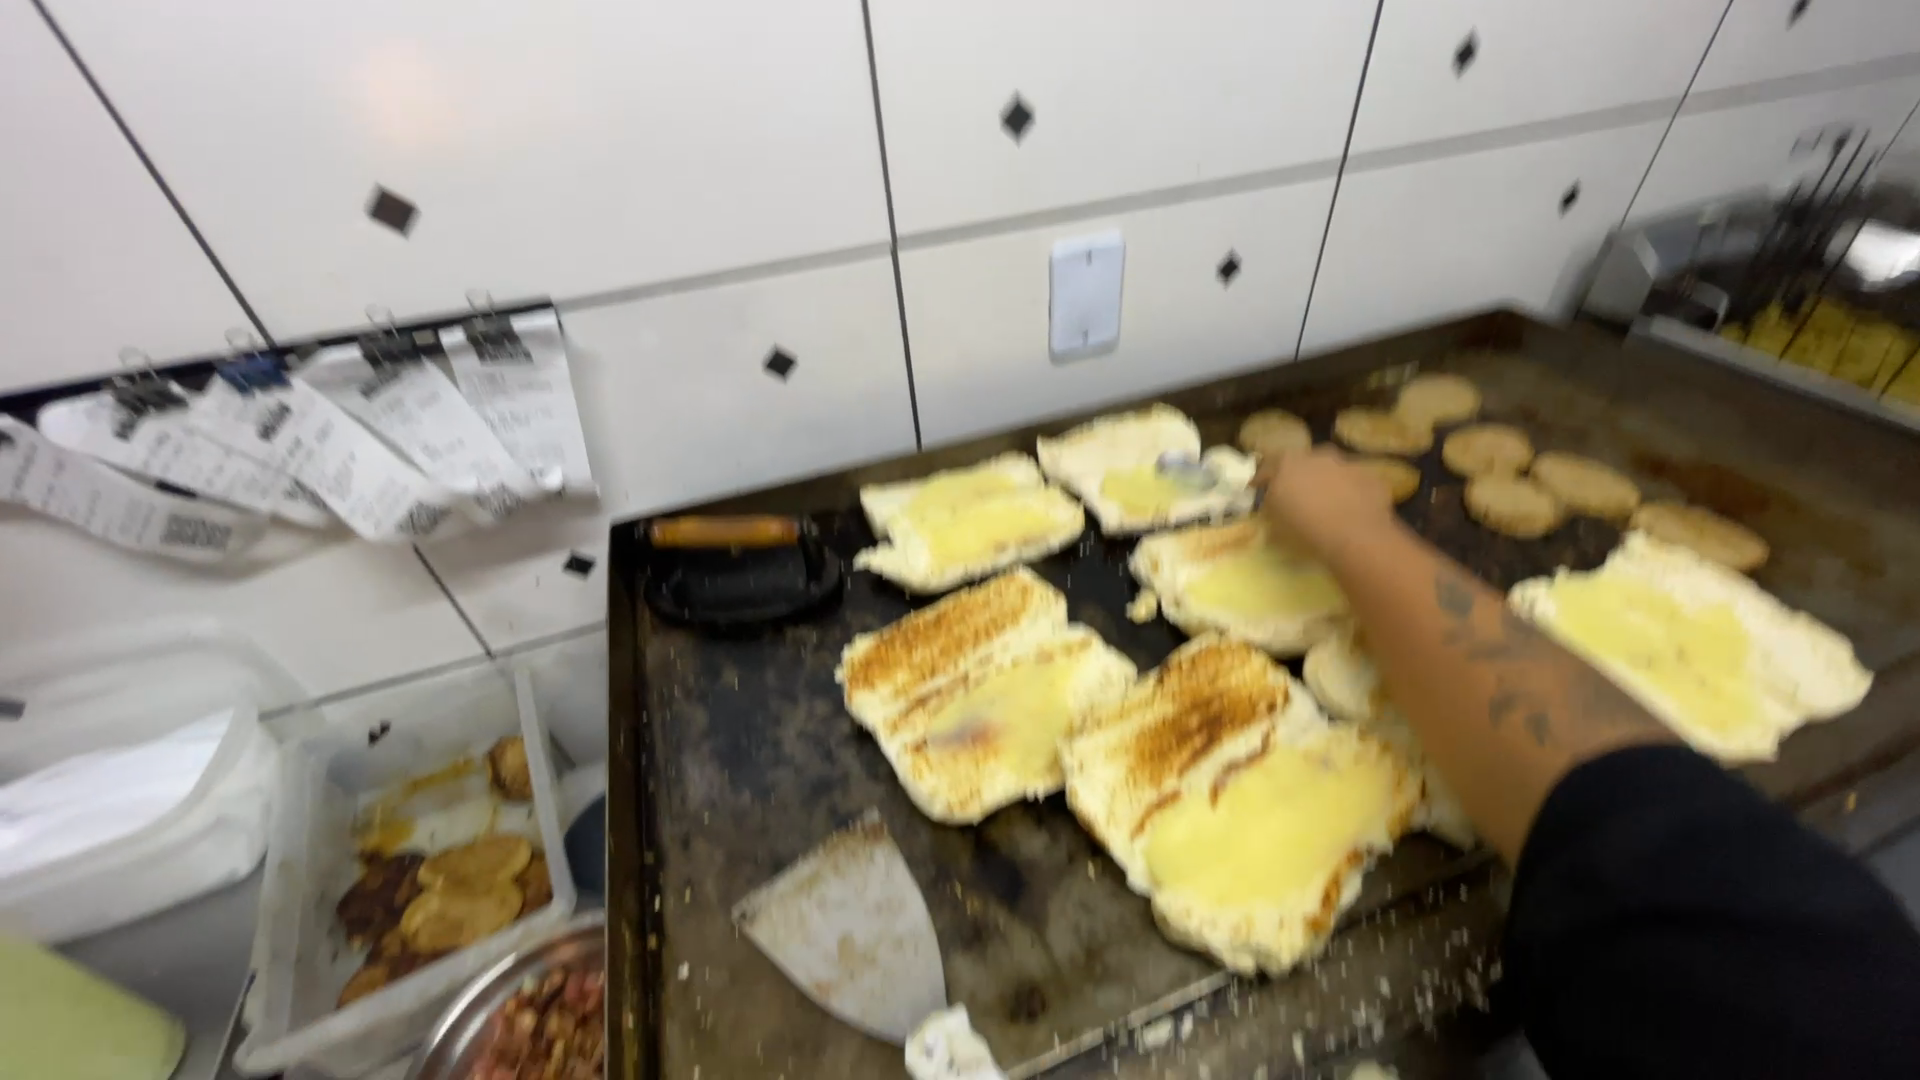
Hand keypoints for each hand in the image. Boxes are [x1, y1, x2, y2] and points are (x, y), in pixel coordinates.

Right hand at [1258, 445, 1398, 561]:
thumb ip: (1269, 505)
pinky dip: (1350, 492)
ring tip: (1326, 503)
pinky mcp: (1371, 477)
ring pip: (1331, 471)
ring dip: (1326, 482)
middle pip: (1302, 463)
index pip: (1267, 467)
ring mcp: (1347, 464)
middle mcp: (1317, 455)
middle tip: (1296, 494)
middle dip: (1298, 476)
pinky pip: (1354, 483)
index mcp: (1287, 463)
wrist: (1355, 535)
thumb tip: (1272, 501)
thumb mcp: (1273, 521)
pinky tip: (1350, 510)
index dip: (1261, 479)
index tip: (1256, 489)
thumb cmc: (1304, 527)